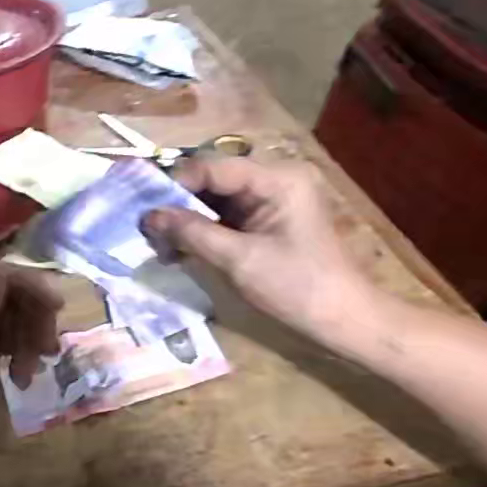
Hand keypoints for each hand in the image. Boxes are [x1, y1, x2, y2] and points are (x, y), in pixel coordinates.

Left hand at [0, 262, 61, 440]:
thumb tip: (1, 274)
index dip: (28, 284)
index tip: (55, 306)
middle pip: (13, 294)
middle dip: (34, 319)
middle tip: (47, 349)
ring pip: (20, 317)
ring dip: (31, 341)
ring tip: (27, 373)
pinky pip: (16, 340)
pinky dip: (24, 356)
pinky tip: (21, 379)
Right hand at [143, 156, 372, 341]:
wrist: (342, 319)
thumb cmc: (296, 287)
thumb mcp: (238, 259)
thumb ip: (192, 233)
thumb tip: (148, 217)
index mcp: (276, 178)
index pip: (212, 167)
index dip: (175, 185)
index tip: (144, 210)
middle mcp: (275, 178)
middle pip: (213, 180)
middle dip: (179, 205)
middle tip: (148, 231)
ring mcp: (273, 199)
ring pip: (216, 199)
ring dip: (188, 220)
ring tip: (161, 245)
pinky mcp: (269, 219)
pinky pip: (228, 216)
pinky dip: (204, 230)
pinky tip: (181, 249)